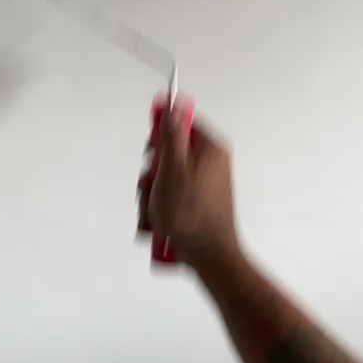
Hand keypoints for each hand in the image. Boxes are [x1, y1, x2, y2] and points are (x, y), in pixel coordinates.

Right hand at [149, 111, 241, 271]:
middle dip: (152, 175)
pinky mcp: (198, 203)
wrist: (209, 256)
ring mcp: (204, 184)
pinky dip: (161, 209)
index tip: (153, 152)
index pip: (180, 123)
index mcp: (210, 148)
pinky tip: (158, 224)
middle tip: (153, 188)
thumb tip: (171, 106)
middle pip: (169, 154)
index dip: (161, 136)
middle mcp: (210, 164)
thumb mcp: (172, 168)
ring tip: (155, 214)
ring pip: (166, 179)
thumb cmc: (192, 216)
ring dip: (152, 196)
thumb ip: (170, 135)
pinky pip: (172, 197)